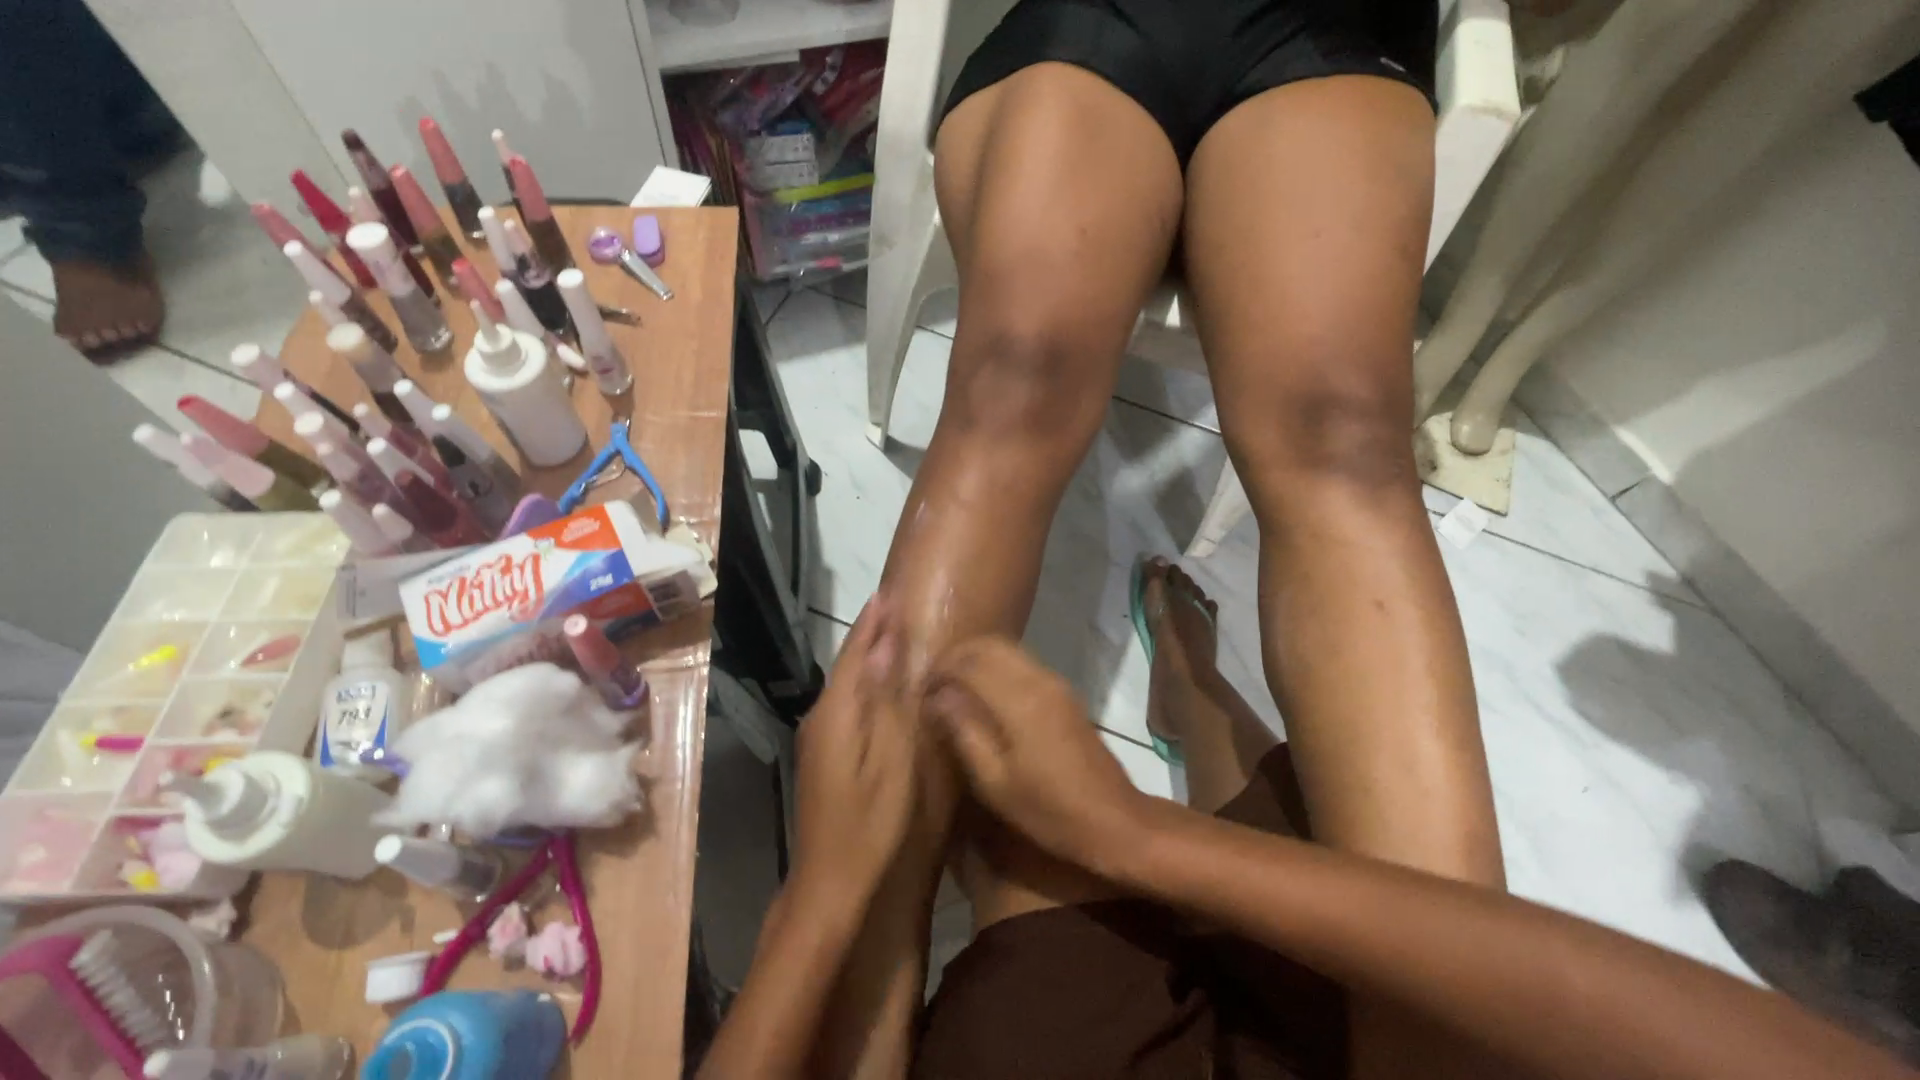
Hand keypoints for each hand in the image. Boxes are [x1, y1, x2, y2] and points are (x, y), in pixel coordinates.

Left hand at [791, 594, 918, 900]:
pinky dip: (861, 684)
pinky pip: (844, 704)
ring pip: (843, 684)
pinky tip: (876, 685)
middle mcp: (819, 718)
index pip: (854, 654)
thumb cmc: (871, 824)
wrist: (829, 882)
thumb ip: (888, 700)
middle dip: (868, 634)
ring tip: (890, 634)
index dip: (872, 623)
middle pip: (845, 665)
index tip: (889, 591)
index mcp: (836, 714)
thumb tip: (885, 644)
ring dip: (864, 658)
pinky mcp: (822, 756)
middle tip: (894, 605)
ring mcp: (816, 739)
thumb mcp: (891, 760)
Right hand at [923, 637, 1147, 868]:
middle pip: (991, 644)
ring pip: (1010, 650)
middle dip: (957, 655)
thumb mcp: (995, 781)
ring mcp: (1057, 685)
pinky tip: (983, 698)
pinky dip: (998, 668)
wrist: (1113, 821)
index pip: (969, 660)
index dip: (939, 669)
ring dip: (978, 659)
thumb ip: (963, 731)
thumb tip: (937, 697)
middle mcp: (1040, 680)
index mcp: (1020, 699)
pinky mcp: (1066, 696)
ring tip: (953, 690)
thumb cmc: (1049, 810)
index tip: (918, 690)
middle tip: (933, 683)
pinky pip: (1024, 664)